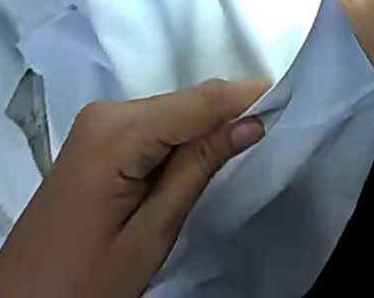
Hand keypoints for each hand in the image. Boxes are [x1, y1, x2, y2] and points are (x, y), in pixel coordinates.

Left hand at [0, 79, 267, 297]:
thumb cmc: (81, 288)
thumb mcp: (149, 235)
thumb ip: (199, 167)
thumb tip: (253, 120)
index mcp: (115, 132)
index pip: (198, 101)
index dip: (246, 95)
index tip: (291, 94)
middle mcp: (106, 113)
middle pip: (186, 101)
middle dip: (230, 109)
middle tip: (277, 120)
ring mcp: (97, 125)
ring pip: (173, 111)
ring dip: (209, 123)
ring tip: (250, 135)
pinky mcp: (95, 141)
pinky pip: (154, 125)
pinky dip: (183, 135)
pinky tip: (206, 149)